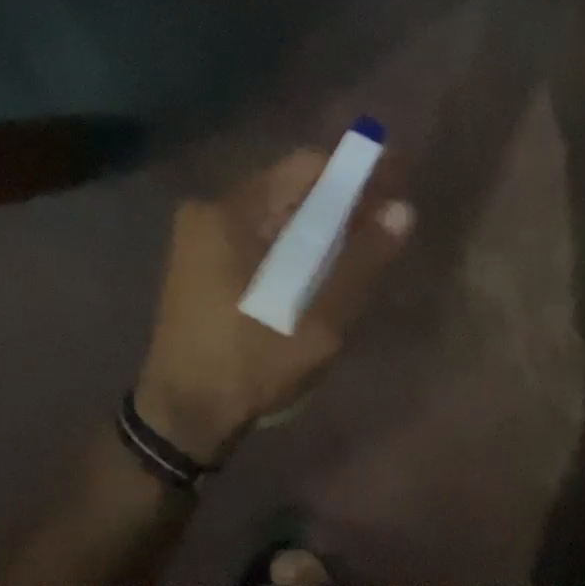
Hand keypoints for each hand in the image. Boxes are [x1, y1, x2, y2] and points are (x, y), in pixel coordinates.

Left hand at [135, 150, 412, 461]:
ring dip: (319, 221)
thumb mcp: (317, 320)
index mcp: (231, 213)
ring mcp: (201, 234)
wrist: (180, 418)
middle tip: (385, 216)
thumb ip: (362, 261)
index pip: (306, 167)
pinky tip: (323, 262)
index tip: (393, 181)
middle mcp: (211, 210)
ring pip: (276, 210)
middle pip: (291, 187)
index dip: (354, 171)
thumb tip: (403, 209)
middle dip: (340, 198)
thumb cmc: (249, 365)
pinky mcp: (201, 258)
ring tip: (363, 239)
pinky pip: (259, 231)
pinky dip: (294, 239)